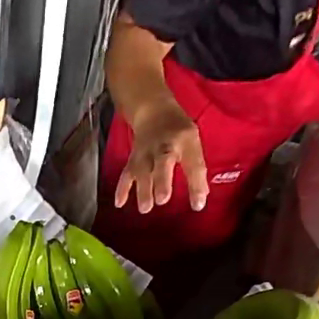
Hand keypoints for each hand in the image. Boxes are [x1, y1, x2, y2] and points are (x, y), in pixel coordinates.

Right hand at [115, 99, 208, 213]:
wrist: (153, 110)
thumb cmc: (178, 132)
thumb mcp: (193, 142)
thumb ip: (196, 169)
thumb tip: (199, 201)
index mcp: (185, 140)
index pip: (193, 163)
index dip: (196, 184)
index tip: (197, 205)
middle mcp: (164, 145)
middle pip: (163, 162)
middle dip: (162, 180)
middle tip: (163, 200)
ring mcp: (146, 151)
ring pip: (143, 169)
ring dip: (143, 189)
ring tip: (145, 208)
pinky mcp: (133, 158)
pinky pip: (126, 173)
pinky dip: (122, 188)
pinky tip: (119, 203)